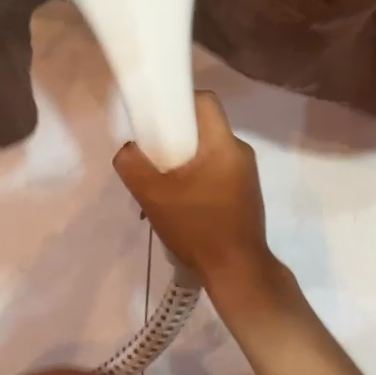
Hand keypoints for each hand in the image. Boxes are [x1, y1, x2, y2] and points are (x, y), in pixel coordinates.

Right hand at [112, 93, 280, 295]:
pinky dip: (196, 177)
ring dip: (184, 161)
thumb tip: (130, 149)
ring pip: (208, 152)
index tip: (157, 118)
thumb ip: (133, 165)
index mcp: (224, 145)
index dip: (179, 102)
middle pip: (203, 128)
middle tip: (153, 157)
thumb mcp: (154, 196)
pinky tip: (180, 203)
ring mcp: (246, 174)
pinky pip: (216, 171)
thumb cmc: (198, 228)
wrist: (238, 272)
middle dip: (175, 137)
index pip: (205, 101)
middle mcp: (240, 152)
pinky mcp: (245, 193)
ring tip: (163, 186)